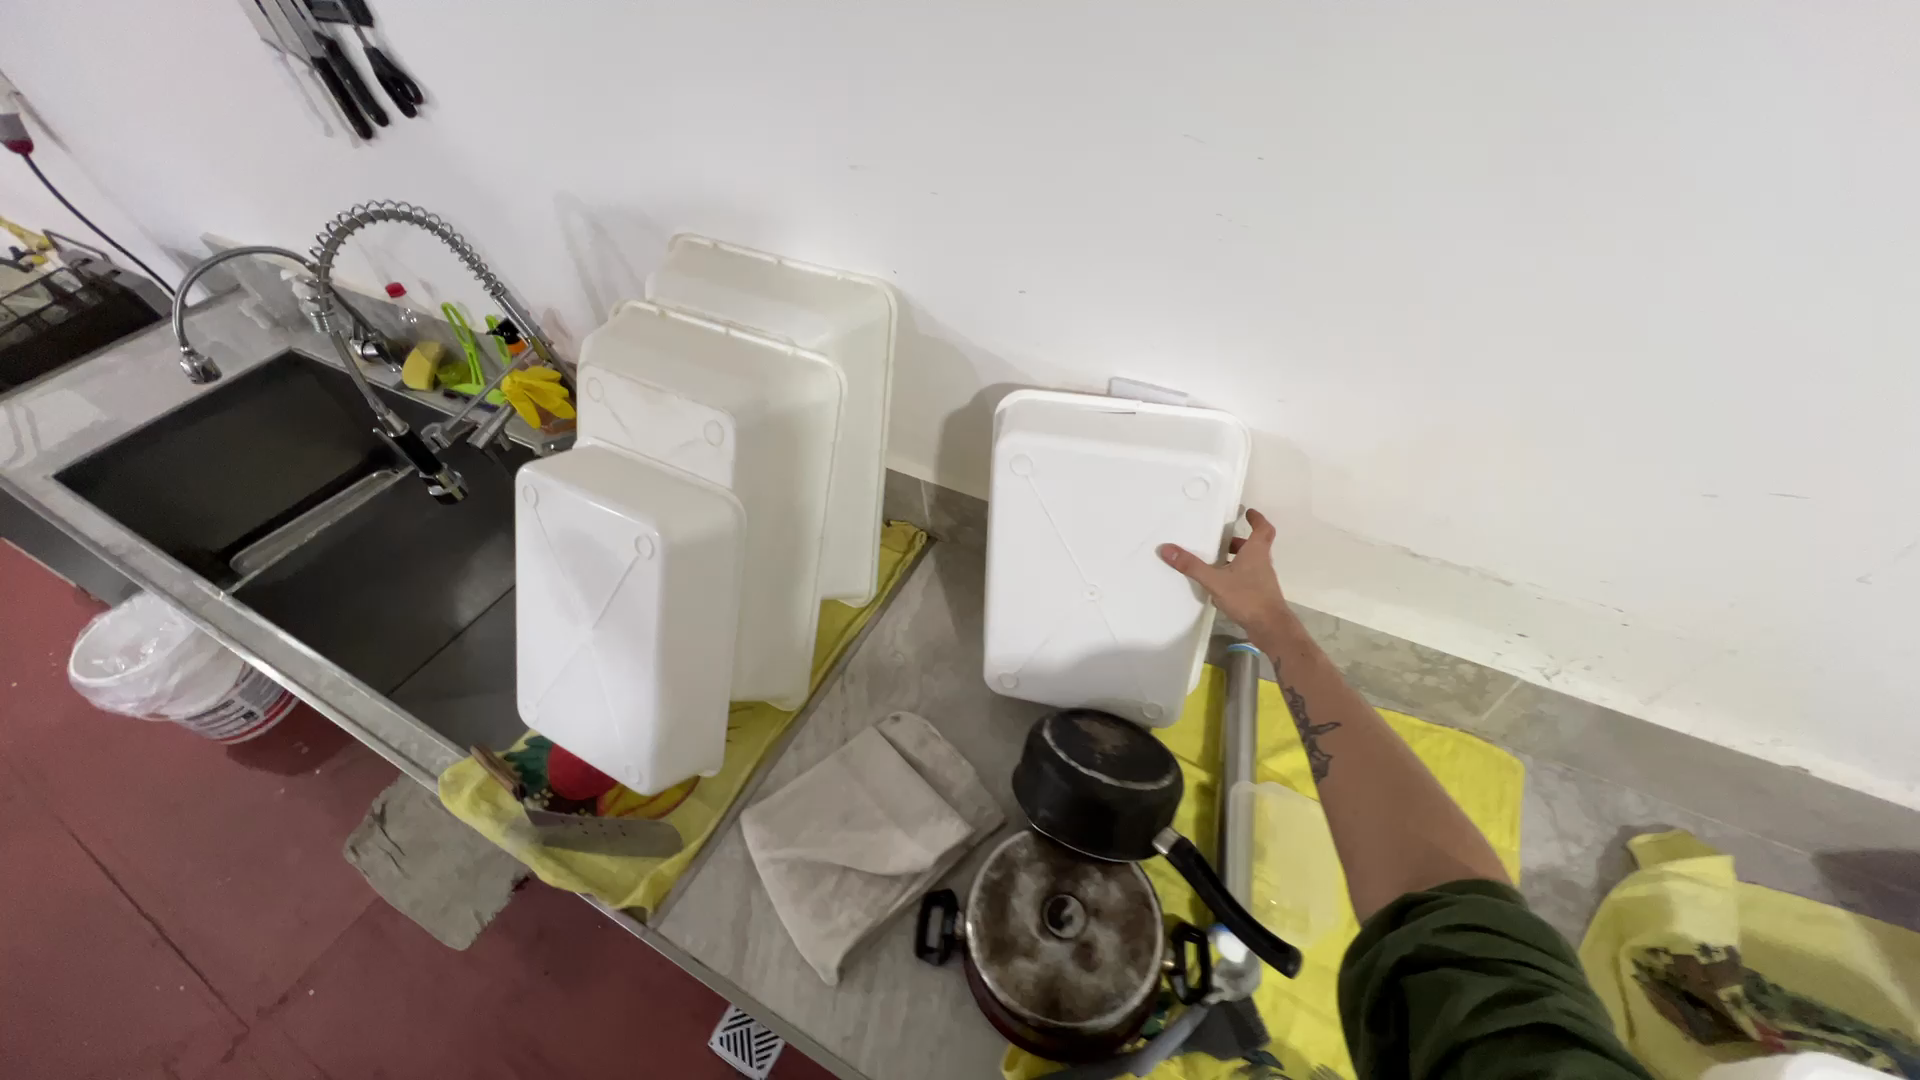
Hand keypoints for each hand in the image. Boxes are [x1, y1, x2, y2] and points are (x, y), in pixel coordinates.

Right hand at [1157, 509, 1294, 641]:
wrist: (1270, 627)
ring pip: (1250, 563)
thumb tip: (1166, 549)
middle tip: (1222, 539)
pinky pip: (1246, 579)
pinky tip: (1219, 586)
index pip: (1263, 529)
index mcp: (1255, 552)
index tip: (1248, 512)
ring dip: (1235, 559)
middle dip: (1238, 541)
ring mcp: (1262, 580)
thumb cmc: (1247, 597)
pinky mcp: (1259, 594)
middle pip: (1254, 546)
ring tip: (1214, 562)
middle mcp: (1262, 563)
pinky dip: (1234, 576)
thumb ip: (1191, 566)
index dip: (1257, 519)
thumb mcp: (1215, 580)